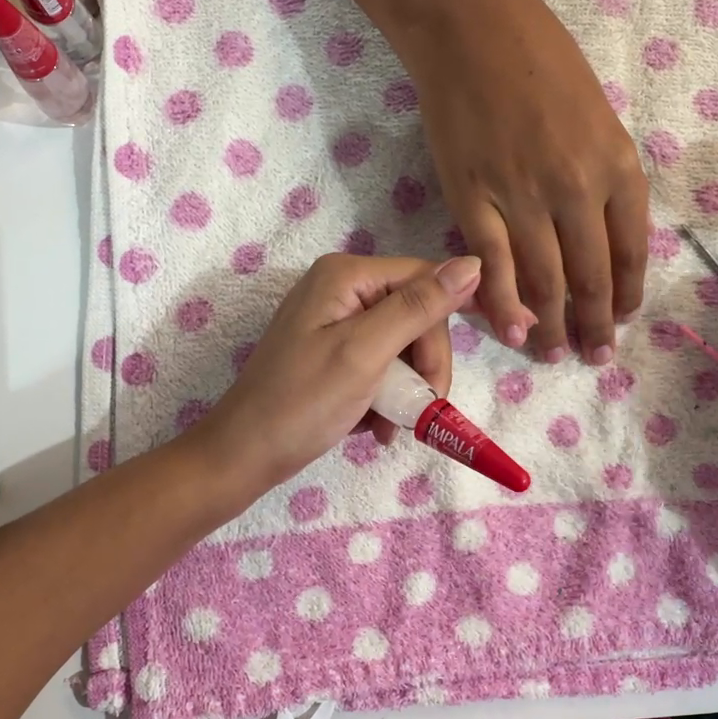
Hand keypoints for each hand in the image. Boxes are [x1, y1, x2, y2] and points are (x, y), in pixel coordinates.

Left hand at [198, 254, 481, 491]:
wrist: (245, 455)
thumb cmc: (302, 403)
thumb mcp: (366, 352)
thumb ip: (419, 307)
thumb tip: (473, 263)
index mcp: (347, 275)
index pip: (425, 280)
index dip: (445, 327)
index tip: (443, 380)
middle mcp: (342, 288)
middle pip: (417, 315)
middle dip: (424, 367)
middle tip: (418, 411)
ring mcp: (336, 321)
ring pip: (403, 345)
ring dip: (407, 389)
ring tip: (393, 428)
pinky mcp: (334, 352)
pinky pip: (381, 363)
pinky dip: (386, 395)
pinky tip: (378, 425)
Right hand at [407, 0, 649, 365]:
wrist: (472, 31)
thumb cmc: (543, 61)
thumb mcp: (598, 117)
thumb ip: (604, 178)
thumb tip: (598, 235)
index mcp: (617, 165)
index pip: (632, 251)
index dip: (627, 295)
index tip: (623, 320)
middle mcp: (576, 190)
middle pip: (592, 278)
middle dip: (596, 326)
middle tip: (596, 358)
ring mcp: (522, 199)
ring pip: (545, 282)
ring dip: (554, 328)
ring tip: (556, 355)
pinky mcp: (473, 203)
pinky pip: (494, 269)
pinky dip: (504, 307)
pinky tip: (514, 334)